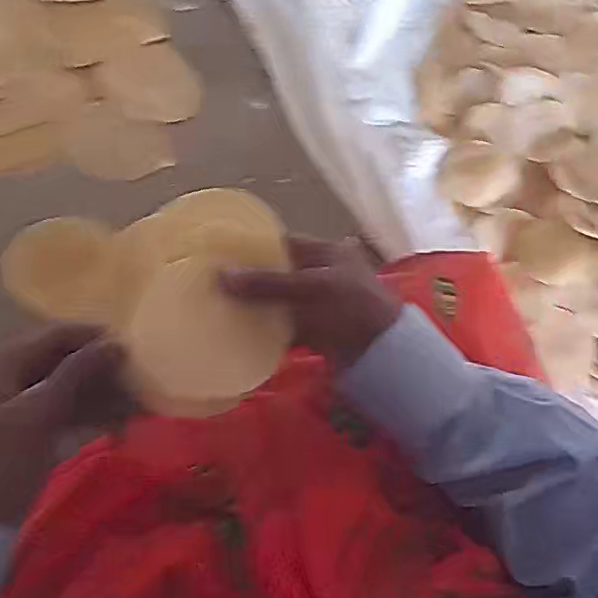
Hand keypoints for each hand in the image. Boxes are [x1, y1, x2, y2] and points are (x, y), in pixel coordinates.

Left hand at [0, 324, 130, 525]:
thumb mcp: (40, 414)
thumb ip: (77, 372)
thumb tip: (115, 342)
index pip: (50, 334)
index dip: (92, 337)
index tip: (134, 347)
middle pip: (53, 357)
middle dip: (95, 366)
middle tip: (135, 377)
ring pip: (54, 382)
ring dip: (92, 389)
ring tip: (131, 400)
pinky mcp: (6, 427)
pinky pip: (48, 405)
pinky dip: (78, 409)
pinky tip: (111, 419)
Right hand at [220, 236, 400, 367]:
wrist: (383, 352)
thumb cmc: (353, 307)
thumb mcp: (312, 288)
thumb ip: (269, 284)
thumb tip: (222, 276)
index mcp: (329, 253)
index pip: (285, 245)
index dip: (255, 249)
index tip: (221, 256)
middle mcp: (325, 275)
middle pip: (280, 275)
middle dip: (251, 282)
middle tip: (213, 286)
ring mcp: (322, 305)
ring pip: (281, 303)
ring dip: (257, 309)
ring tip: (220, 310)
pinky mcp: (319, 333)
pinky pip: (287, 329)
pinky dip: (268, 332)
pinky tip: (242, 335)